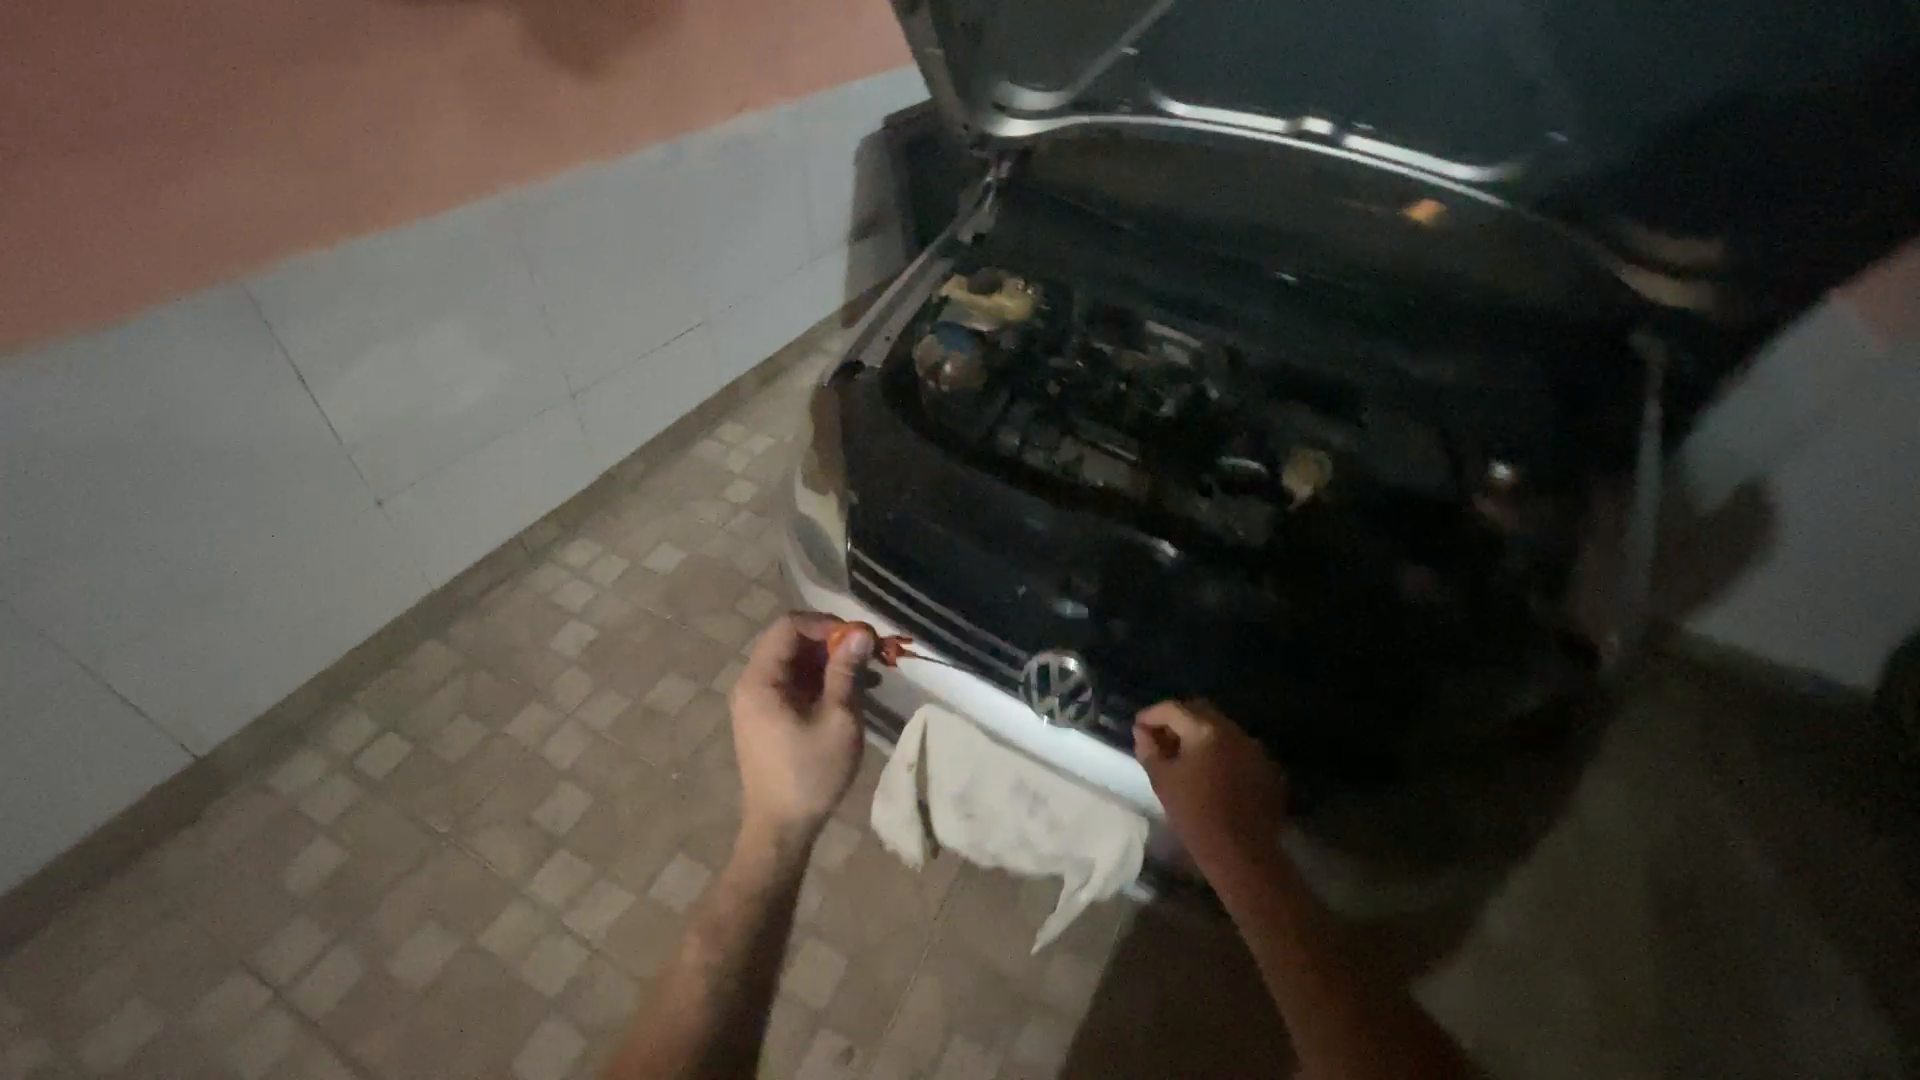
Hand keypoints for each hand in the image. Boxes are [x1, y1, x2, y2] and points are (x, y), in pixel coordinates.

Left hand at [728, 613, 873, 841]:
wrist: (781, 828)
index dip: (826, 624)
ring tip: (868, 676)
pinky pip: (794, 684)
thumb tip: (860, 633)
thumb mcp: (837, 718)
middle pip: (791, 642)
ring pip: (795, 663)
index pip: (789, 626)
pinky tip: (852, 693)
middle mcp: (752, 684)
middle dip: (832, 643)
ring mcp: (758, 702)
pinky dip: (822, 682)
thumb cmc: (810, 773)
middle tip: (870, 654)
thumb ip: (846, 670)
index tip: (860, 638)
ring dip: (831, 663)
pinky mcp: (768, 718)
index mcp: (760, 680)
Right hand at [1134, 700, 1288, 864]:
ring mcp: (1253, 747)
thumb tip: (1142, 731)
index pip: (1172, 709)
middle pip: (1199, 711)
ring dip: (1200, 734)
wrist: (1241, 853)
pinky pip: (1237, 747)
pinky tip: (1211, 771)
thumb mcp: (1162, 780)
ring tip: (1184, 755)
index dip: (1151, 715)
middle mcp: (1232, 730)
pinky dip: (1220, 751)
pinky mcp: (1266, 766)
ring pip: (1220, 728)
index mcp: (1205, 730)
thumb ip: (1149, 749)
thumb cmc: (1195, 816)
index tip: (1138, 726)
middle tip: (1160, 737)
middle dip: (1176, 720)